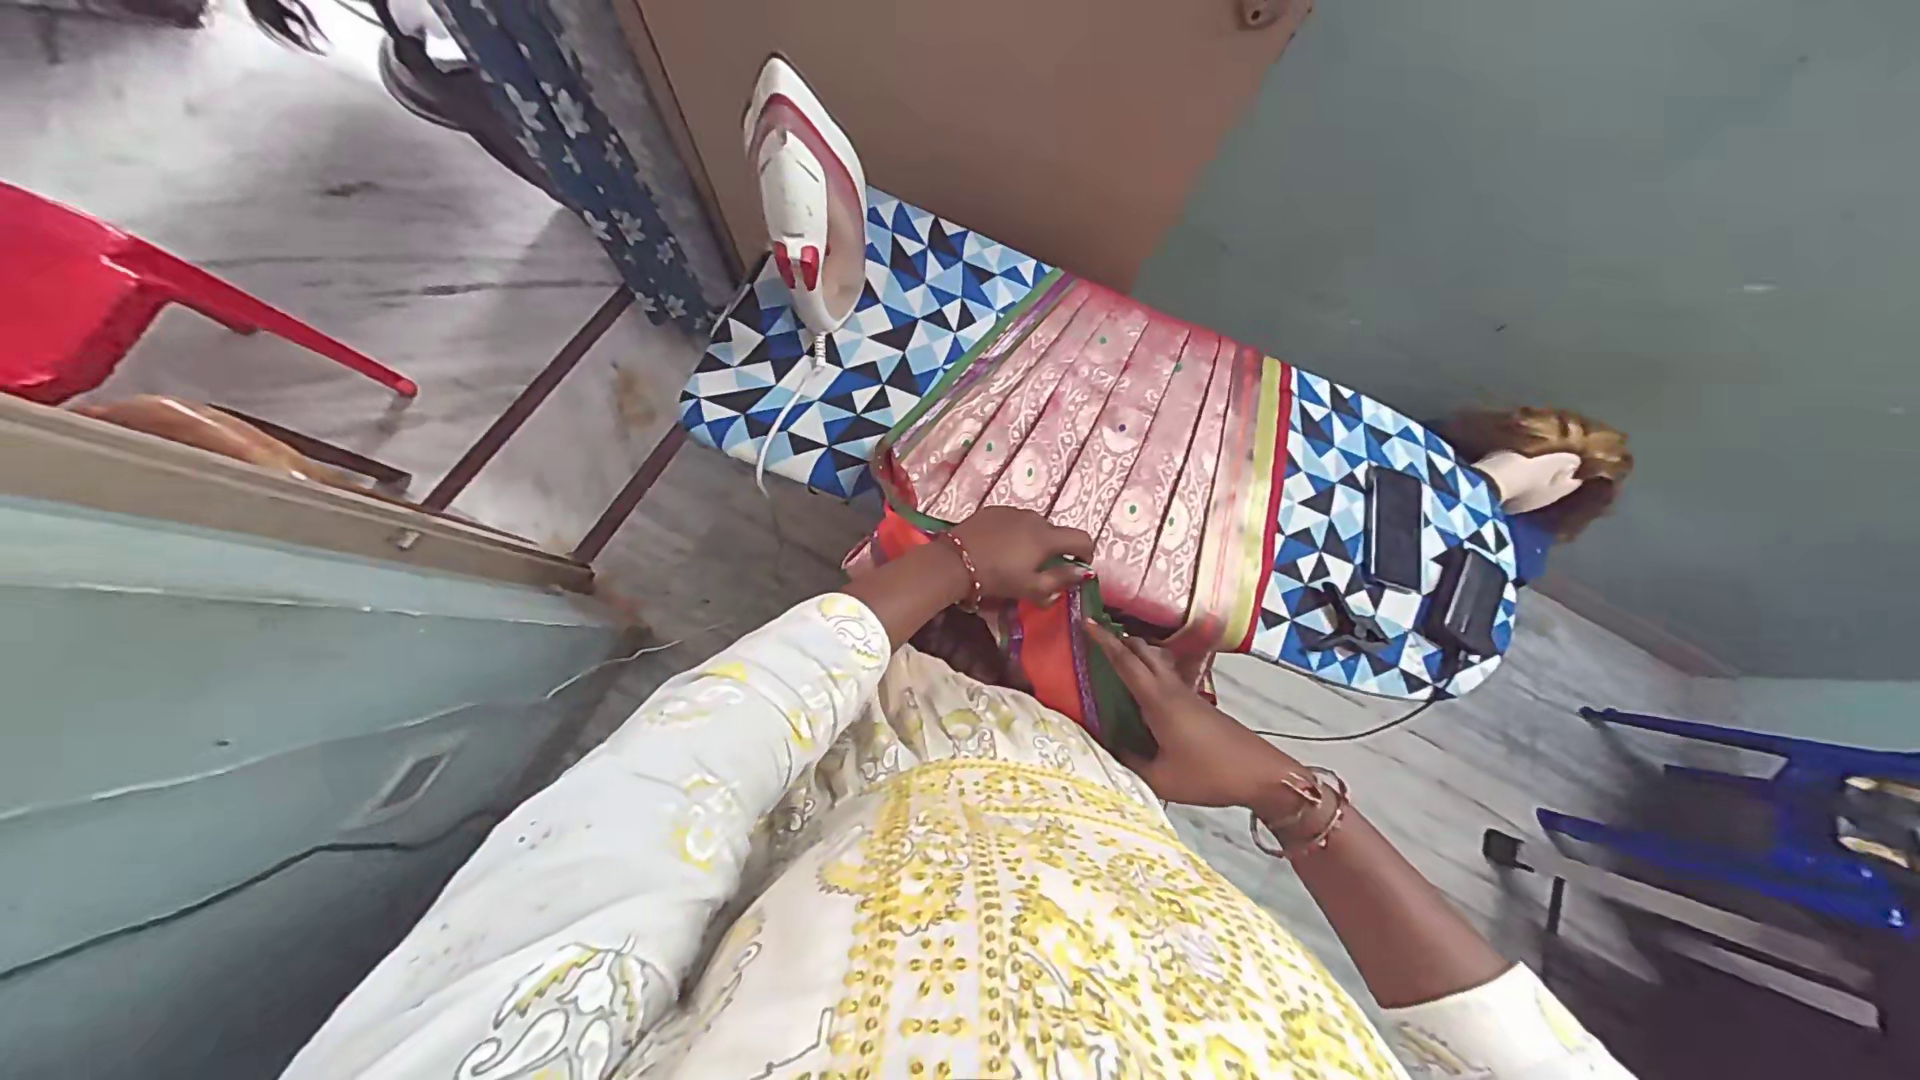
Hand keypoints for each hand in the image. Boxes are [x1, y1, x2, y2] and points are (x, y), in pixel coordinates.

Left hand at [946, 507, 1094, 604]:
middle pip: (1055, 532)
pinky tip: (999, 547)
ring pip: (1033, 525)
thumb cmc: (996, 577)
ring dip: (1033, 540)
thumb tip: (1082, 574)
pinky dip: (1014, 532)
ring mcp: (1012, 511)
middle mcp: (1033, 518)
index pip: (1081, 538)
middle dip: (1055, 550)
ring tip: (1017, 559)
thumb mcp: (1030, 587)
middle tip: (1041, 569)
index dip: (1086, 553)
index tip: (1078, 567)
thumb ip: (1060, 580)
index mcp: (1046, 537)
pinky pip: (1013, 520)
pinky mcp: (993, 510)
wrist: (954, 561)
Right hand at [1084, 621, 1314, 815]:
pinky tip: (1138, 692)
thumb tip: (1106, 747)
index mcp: (1158, 701)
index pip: (1125, 661)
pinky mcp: (1196, 704)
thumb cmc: (1210, 775)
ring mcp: (1186, 694)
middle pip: (1142, 650)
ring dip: (1134, 653)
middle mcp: (1171, 689)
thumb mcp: (1161, 779)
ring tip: (1113, 660)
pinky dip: (1146, 671)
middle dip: (1118, 639)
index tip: (1087, 621)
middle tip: (1095, 638)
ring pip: (1155, 660)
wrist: (1262, 775)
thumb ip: (1129, 762)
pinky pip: (1163, 677)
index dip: (1104, 640)